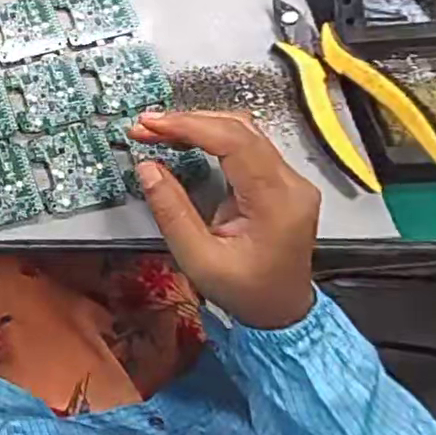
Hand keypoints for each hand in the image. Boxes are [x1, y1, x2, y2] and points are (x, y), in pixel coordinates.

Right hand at [127, 111, 320, 328]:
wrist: (281, 312)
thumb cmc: (245, 292)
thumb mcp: (198, 258)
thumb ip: (171, 211)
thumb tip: (148, 168)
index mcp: (276, 202)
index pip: (234, 142)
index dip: (188, 126)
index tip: (150, 125)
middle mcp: (291, 184)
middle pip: (239, 129)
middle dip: (187, 122)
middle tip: (145, 127)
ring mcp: (289, 180)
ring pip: (242, 132)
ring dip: (197, 125)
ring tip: (157, 131)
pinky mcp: (278, 182)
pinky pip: (244, 145)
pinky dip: (208, 137)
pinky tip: (182, 141)